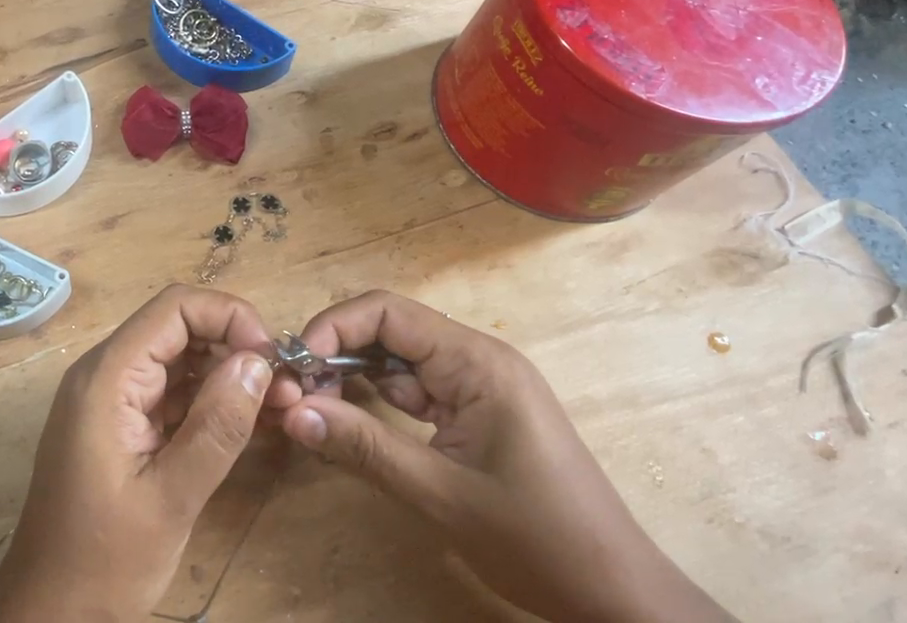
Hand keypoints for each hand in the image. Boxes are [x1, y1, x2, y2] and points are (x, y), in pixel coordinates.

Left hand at [0, 285, 296, 621]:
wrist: (50, 610)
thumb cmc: (103, 559)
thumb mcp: (170, 497)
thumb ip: (216, 428)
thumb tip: (258, 362)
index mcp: (107, 378)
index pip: (174, 308)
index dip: (229, 317)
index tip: (272, 360)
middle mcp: (107, 374)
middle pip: (179, 329)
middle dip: (236, 348)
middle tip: (287, 392)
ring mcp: (113, 400)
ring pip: (180, 361)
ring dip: (229, 376)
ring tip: (279, 408)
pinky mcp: (123, 425)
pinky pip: (173, 395)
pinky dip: (211, 403)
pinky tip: (251, 424)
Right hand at [280, 291, 732, 622]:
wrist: (616, 596)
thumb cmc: (537, 538)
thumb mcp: (441, 494)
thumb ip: (364, 447)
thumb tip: (290, 412)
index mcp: (477, 362)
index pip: (388, 312)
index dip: (333, 328)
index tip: (295, 367)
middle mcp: (477, 360)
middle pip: (389, 331)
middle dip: (337, 354)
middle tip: (295, 394)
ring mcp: (478, 387)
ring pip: (397, 362)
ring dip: (353, 380)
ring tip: (313, 409)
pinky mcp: (476, 414)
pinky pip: (415, 391)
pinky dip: (378, 403)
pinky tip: (350, 423)